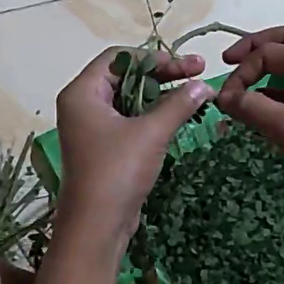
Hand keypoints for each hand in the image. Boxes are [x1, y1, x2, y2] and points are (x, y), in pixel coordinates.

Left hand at [55, 48, 213, 244]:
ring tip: (192, 96)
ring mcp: (90, 128)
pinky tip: (177, 118)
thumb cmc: (117, 172)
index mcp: (81, 93)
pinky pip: (128, 121)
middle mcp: (81, 106)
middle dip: (161, 75)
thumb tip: (202, 85)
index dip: (155, 57)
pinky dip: (151, 117)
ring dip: (159, 96)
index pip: (119, 58)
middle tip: (197, 76)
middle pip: (124, 76)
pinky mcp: (102, 148)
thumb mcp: (150, 133)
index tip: (189, 66)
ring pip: (128, 100)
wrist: (97, 226)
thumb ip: (177, 104)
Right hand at [214, 25, 283, 213]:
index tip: (223, 101)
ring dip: (265, 69)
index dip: (242, 72)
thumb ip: (252, 108)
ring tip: (239, 85)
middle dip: (255, 48)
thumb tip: (222, 97)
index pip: (270, 52)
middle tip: (227, 60)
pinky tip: (259, 108)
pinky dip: (275, 93)